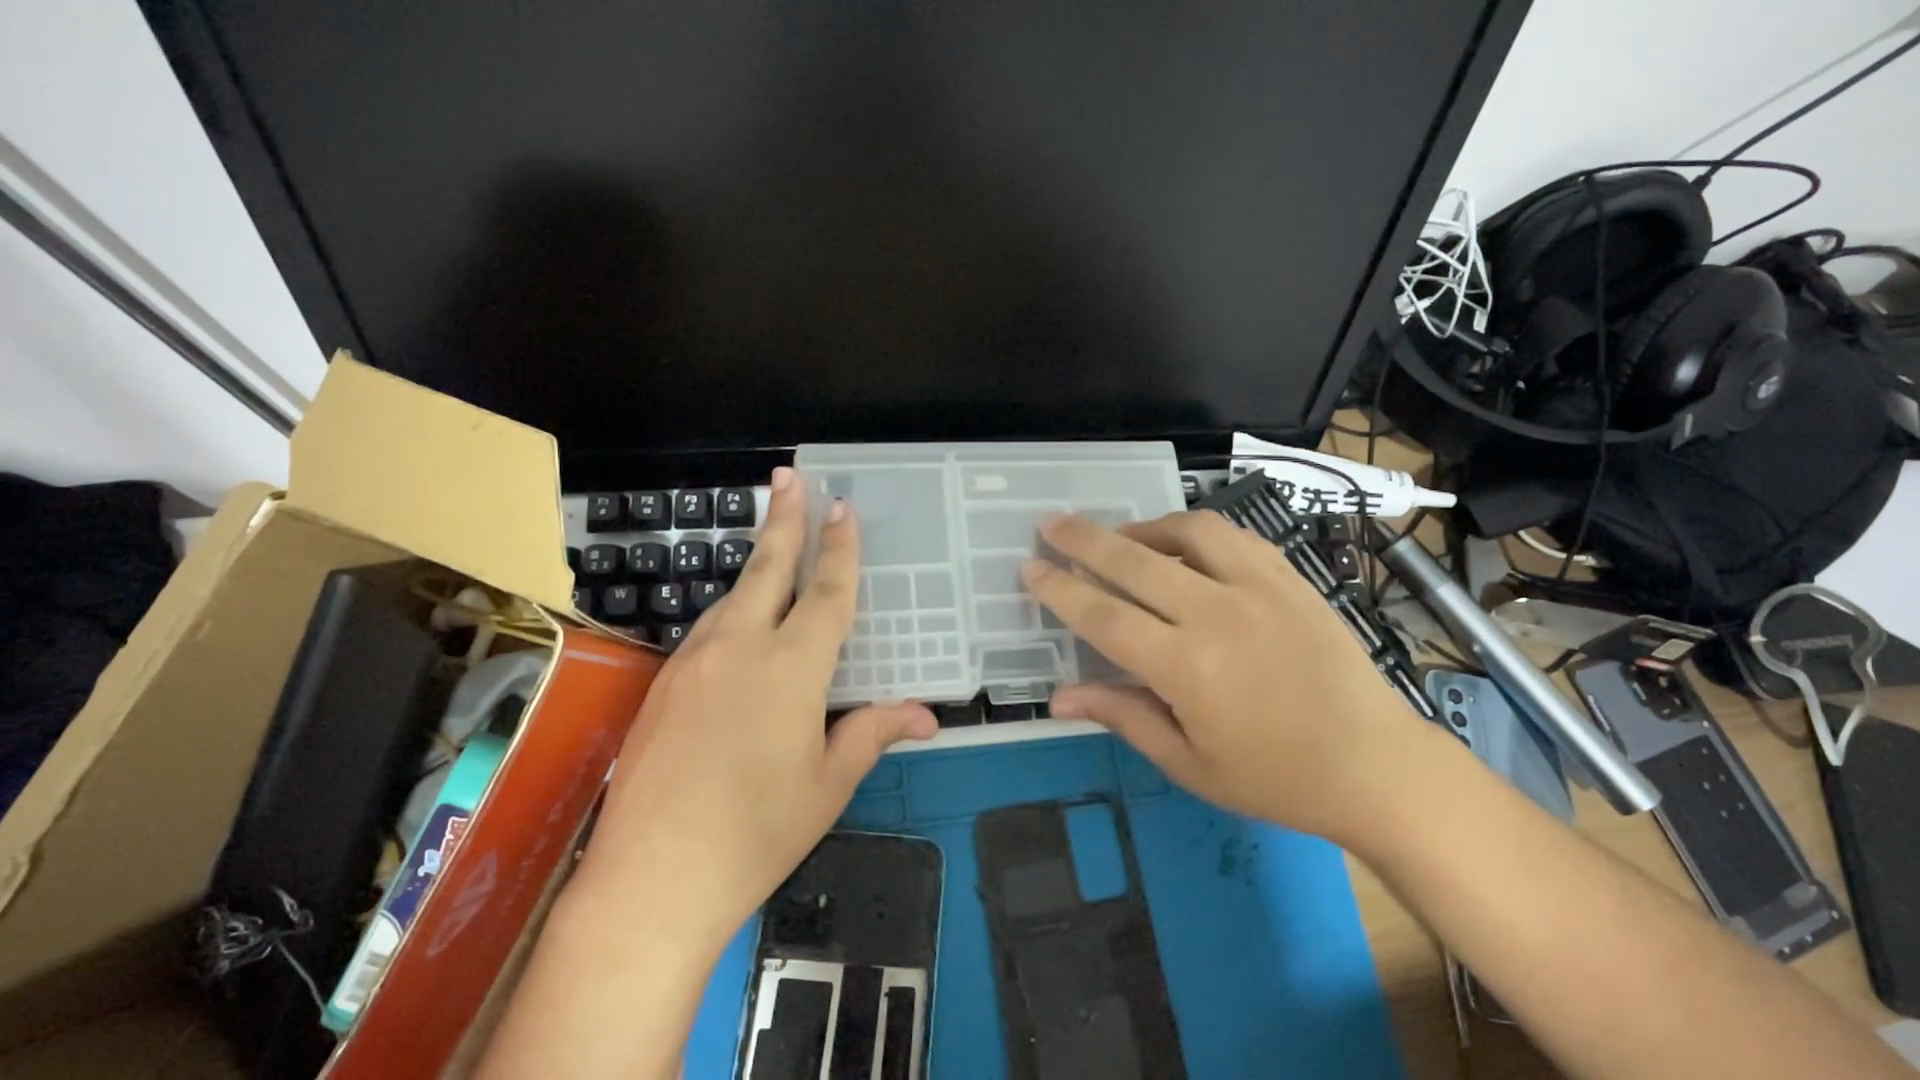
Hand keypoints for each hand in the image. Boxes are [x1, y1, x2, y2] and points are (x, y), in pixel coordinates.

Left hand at [573, 466, 936, 940]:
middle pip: (767, 569)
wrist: (654, 875)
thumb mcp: (827, 784)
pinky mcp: (662, 685)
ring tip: (772, 548)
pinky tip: (738, 629)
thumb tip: (924, 715)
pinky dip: (731, 614)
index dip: (839, 548)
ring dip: (755, 568)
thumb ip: (871, 733)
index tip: (842, 507)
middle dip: (783, 520)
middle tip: (788, 477)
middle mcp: (740, 647)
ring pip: (731, 599)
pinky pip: (706, 633)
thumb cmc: (758, 832)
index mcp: (792, 666)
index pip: (827, 592)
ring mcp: (693, 663)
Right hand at [1023, 511, 1432, 839]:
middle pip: (1135, 561)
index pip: (1104, 616)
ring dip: (1144, 528)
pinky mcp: (1292, 580)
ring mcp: (1261, 589)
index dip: (1060, 589)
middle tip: (1051, 524)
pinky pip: (1236, 538)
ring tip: (1120, 538)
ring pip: (1189, 533)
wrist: (1375, 767)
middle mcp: (1218, 614)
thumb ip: (1122, 716)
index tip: (1029, 567)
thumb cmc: (1275, 779)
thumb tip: (1058, 696)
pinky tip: (1185, 545)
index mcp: (1186, 667)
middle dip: (1084, 540)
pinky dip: (1199, 533)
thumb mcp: (1189, 763)